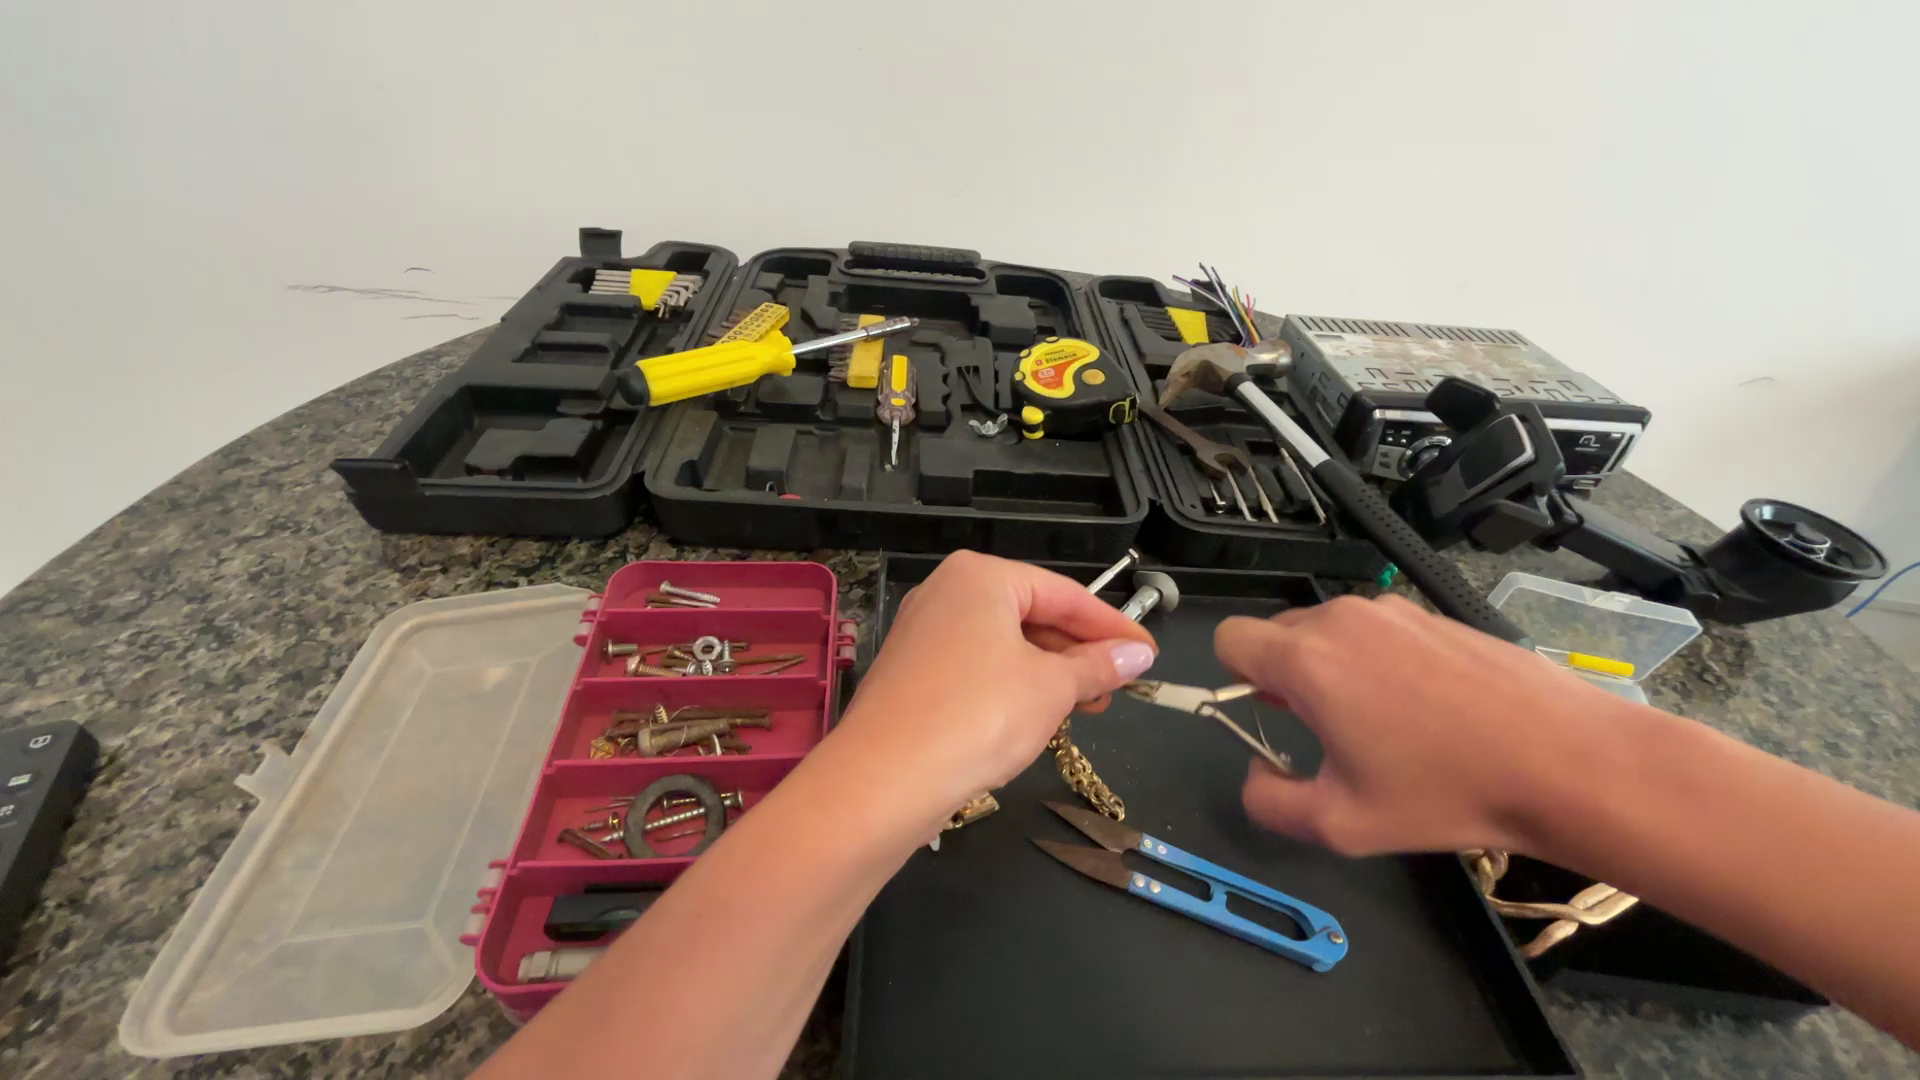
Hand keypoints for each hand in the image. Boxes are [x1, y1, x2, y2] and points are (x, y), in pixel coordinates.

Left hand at [839, 551, 1158, 809]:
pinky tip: (1035, 716)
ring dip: (1048, 674)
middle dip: (1077, 653)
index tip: (1148, 654)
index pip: (1064, 594)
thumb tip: (1138, 653)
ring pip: (1004, 644)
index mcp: (981, 577)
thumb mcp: (1051, 689)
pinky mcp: (911, 671)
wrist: (883, 780)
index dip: (1112, 626)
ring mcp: (923, 631)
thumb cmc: (979, 716)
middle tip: (1117, 686)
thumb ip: (1098, 666)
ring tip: (1085, 707)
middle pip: (1031, 616)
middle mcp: (946, 592)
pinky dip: (1012, 685)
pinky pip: (976, 666)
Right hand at [1216, 594, 1631, 856]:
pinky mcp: (1432, 613)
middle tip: (1328, 728)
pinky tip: (1426, 704)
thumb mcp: (1341, 824)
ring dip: (1330, 666)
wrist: (1571, 762)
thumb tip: (1256, 775)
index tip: (1272, 712)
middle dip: (1282, 675)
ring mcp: (1390, 611)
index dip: (1234, 677)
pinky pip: (1373, 630)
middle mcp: (1339, 619)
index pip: (1228, 638)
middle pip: (1274, 633)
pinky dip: (1375, 658)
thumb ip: (1268, 803)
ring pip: (1324, 630)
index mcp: (1306, 659)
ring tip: (1384, 718)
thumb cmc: (1447, 792)